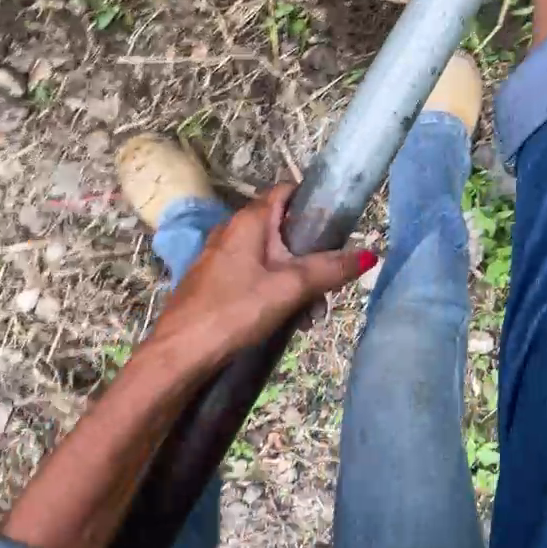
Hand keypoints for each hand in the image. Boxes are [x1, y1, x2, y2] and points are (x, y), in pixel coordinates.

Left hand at [152, 185, 373, 365]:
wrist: (177, 357)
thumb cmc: (234, 311)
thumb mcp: (290, 288)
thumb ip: (330, 269)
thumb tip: (369, 255)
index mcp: (249, 220)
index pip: (286, 190)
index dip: (313, 200)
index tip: (338, 225)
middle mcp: (232, 230)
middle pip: (283, 229)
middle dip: (311, 255)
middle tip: (329, 285)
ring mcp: (220, 258)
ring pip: (270, 257)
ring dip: (296, 280)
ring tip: (310, 315)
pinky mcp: (214, 283)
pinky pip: (254, 275)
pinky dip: (275, 290)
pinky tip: (285, 320)